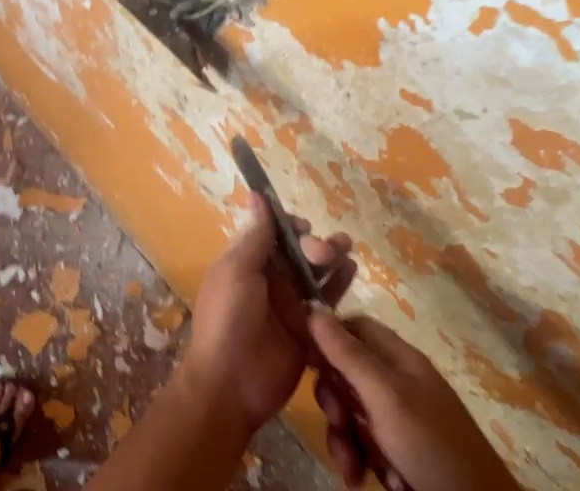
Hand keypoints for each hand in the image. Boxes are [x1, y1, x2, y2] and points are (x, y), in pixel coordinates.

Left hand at [180, 194, 355, 428]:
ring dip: (332, 258)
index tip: (302, 226)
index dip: (290, 225)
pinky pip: (327, 302)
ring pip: (316, 274)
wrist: (231, 384)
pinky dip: (339, 284)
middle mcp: (270, 281)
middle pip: (299, 253)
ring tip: (347, 249)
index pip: (273, 234)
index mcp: (247, 264)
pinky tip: (352, 271)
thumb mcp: (236, 271)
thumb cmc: (227, 319)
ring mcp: (291, 306)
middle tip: (325, 252)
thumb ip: (255, 237)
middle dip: (315, 244)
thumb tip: (257, 195)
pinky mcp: (309, 330)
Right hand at [309, 313, 514, 489]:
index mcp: (399, 358)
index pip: (353, 328)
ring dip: (344, 439)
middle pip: (346, 374)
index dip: (328, 341)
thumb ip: (349, 355)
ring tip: (352, 467)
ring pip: (350, 413)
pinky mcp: (397, 450)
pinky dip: (359, 460)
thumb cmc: (430, 444)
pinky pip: (363, 444)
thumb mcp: (386, 397)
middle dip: (334, 402)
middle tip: (339, 422)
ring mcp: (398, 418)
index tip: (310, 366)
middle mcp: (397, 382)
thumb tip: (312, 309)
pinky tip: (365, 478)